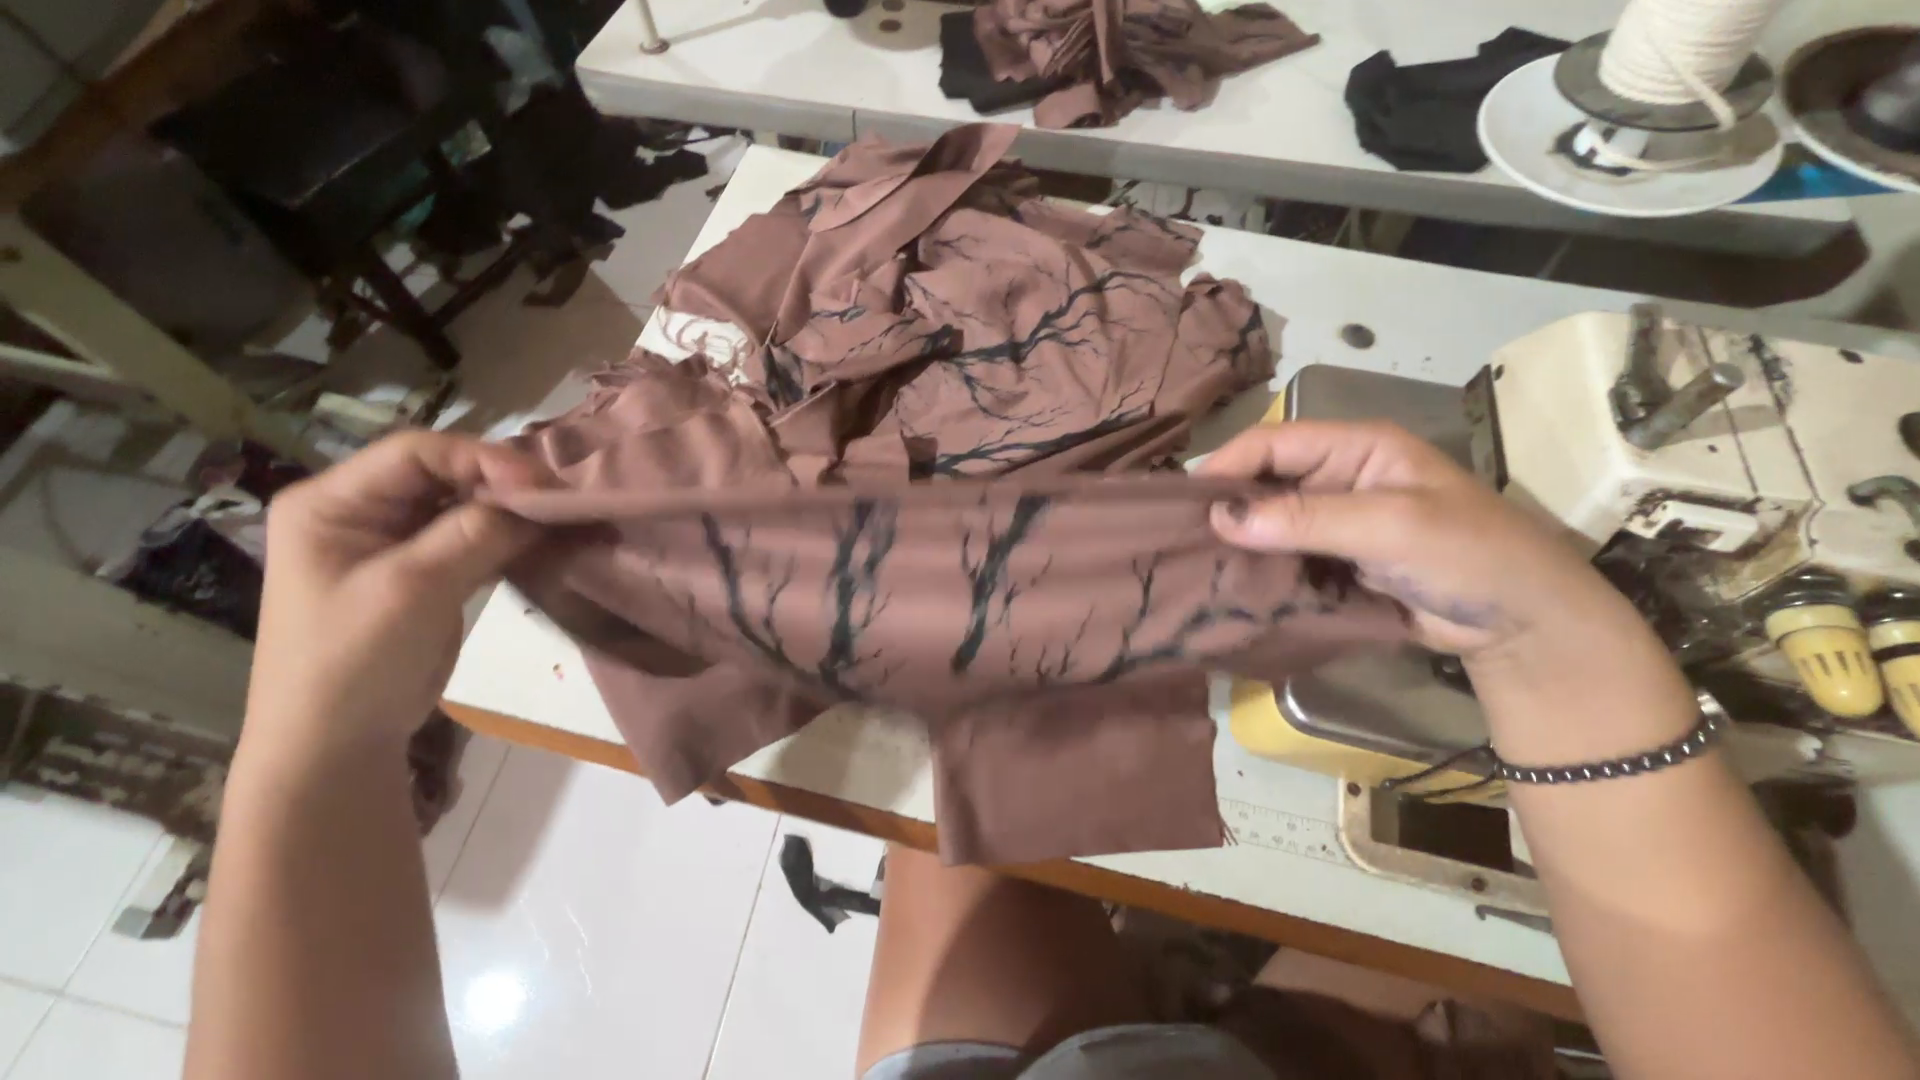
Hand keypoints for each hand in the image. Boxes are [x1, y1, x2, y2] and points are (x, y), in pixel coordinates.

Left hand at [244, 432, 547, 763]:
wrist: (336, 746)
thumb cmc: (353, 663)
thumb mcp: (411, 590)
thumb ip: (474, 535)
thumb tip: (539, 500)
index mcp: (332, 502)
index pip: (416, 453)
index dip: (481, 459)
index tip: (541, 486)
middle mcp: (362, 511)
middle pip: (445, 475)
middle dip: (505, 484)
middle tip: (564, 501)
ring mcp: (395, 543)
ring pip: (466, 506)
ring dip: (516, 512)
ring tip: (568, 518)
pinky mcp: (426, 573)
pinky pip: (475, 539)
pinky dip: (513, 539)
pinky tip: (551, 541)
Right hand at [1198, 420, 1632, 662]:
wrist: (1521, 624)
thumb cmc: (1469, 554)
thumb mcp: (1390, 526)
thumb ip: (1305, 518)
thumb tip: (1220, 517)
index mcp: (1356, 447)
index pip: (1274, 442)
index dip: (1228, 465)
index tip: (1184, 503)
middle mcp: (1338, 478)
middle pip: (1264, 481)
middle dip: (1226, 507)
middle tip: (1180, 538)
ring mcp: (1335, 524)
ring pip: (1268, 524)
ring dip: (1238, 543)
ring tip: (1194, 565)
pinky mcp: (1333, 564)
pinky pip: (1282, 560)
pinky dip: (1258, 572)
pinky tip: (1229, 585)